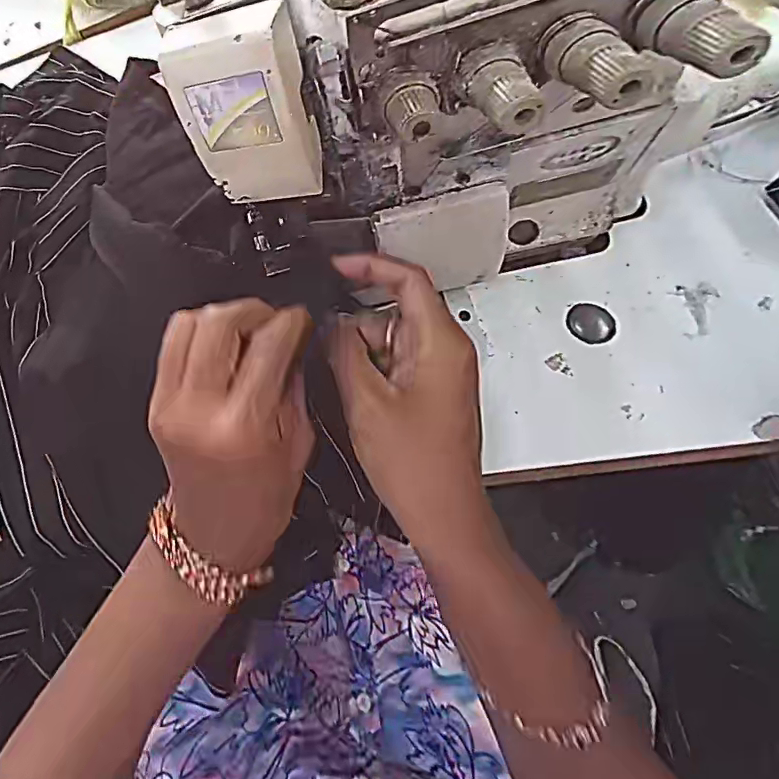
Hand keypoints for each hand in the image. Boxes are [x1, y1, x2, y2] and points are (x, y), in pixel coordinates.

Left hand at [148, 299, 314, 570]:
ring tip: (246, 330)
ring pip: (191, 323)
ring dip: (224, 315)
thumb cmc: (261, 500)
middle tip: (273, 320)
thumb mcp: (298, 442)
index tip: (301, 319)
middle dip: (255, 309)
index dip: (290, 321)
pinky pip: (172, 342)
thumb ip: (295, 384)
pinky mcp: (156, 401)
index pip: (269, 345)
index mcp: (244, 426)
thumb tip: (295, 338)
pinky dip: (199, 330)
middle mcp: (200, 410)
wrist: (210, 535)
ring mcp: (170, 403)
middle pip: (222, 321)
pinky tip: (220, 344)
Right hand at [327, 254, 492, 551]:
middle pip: (397, 310)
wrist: (444, 513)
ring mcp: (443, 369)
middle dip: (359, 324)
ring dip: (364, 350)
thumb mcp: (366, 402)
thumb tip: (332, 324)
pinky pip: (399, 359)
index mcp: (440, 343)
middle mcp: (447, 350)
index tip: (340, 266)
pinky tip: (360, 395)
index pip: (408, 278)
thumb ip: (344, 351)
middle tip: (330, 344)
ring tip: (349, 384)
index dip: (370, 265)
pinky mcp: (435, 386)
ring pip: (394, 336)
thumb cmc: (418, 468)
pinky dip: (375, 367)